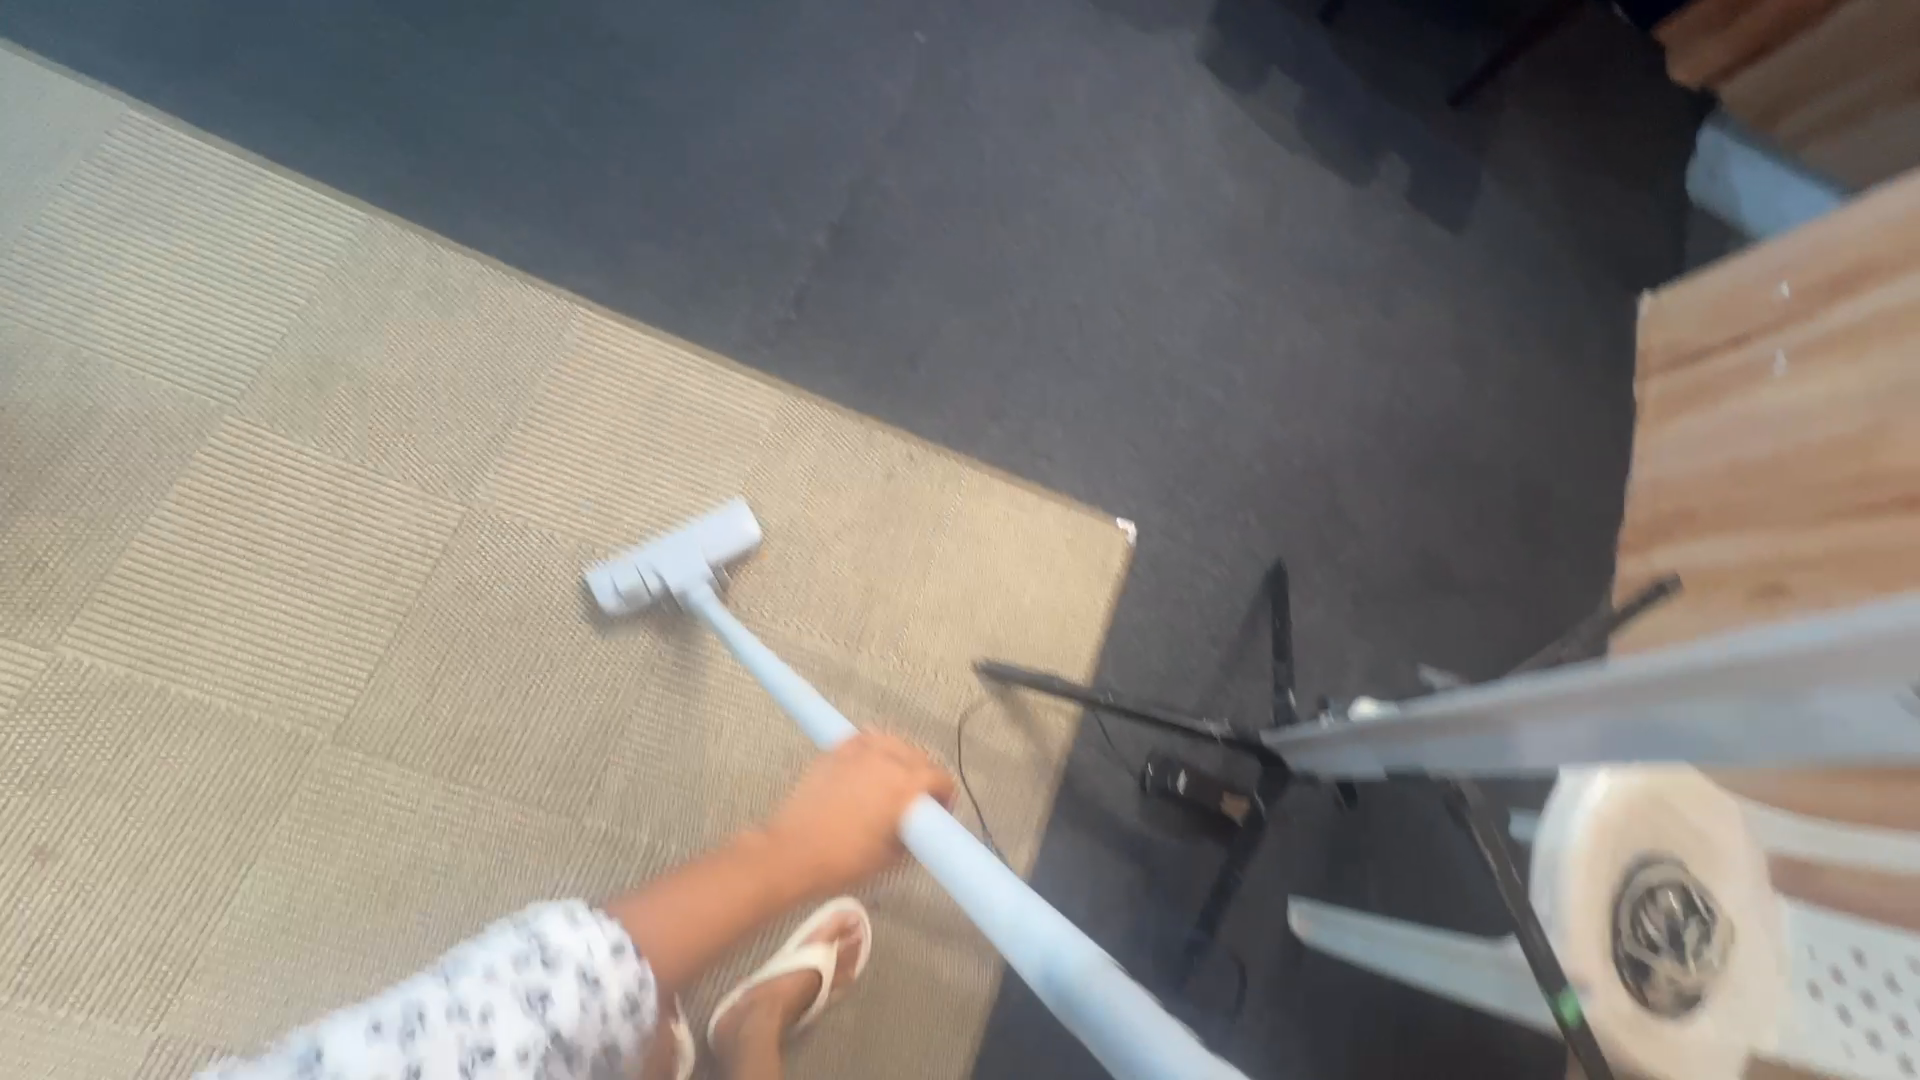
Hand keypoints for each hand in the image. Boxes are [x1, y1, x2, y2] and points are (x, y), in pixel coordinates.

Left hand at [755, 734, 955, 899]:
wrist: (793, 851)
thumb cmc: (842, 860)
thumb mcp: (890, 858)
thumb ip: (913, 837)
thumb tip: (919, 831)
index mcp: (904, 785)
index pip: (940, 777)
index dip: (945, 795)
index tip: (940, 809)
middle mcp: (886, 759)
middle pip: (920, 756)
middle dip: (924, 776)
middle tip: (918, 800)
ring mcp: (858, 751)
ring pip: (894, 742)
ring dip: (902, 757)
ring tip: (895, 778)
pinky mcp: (836, 751)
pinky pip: (866, 738)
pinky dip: (874, 747)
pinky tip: (871, 763)